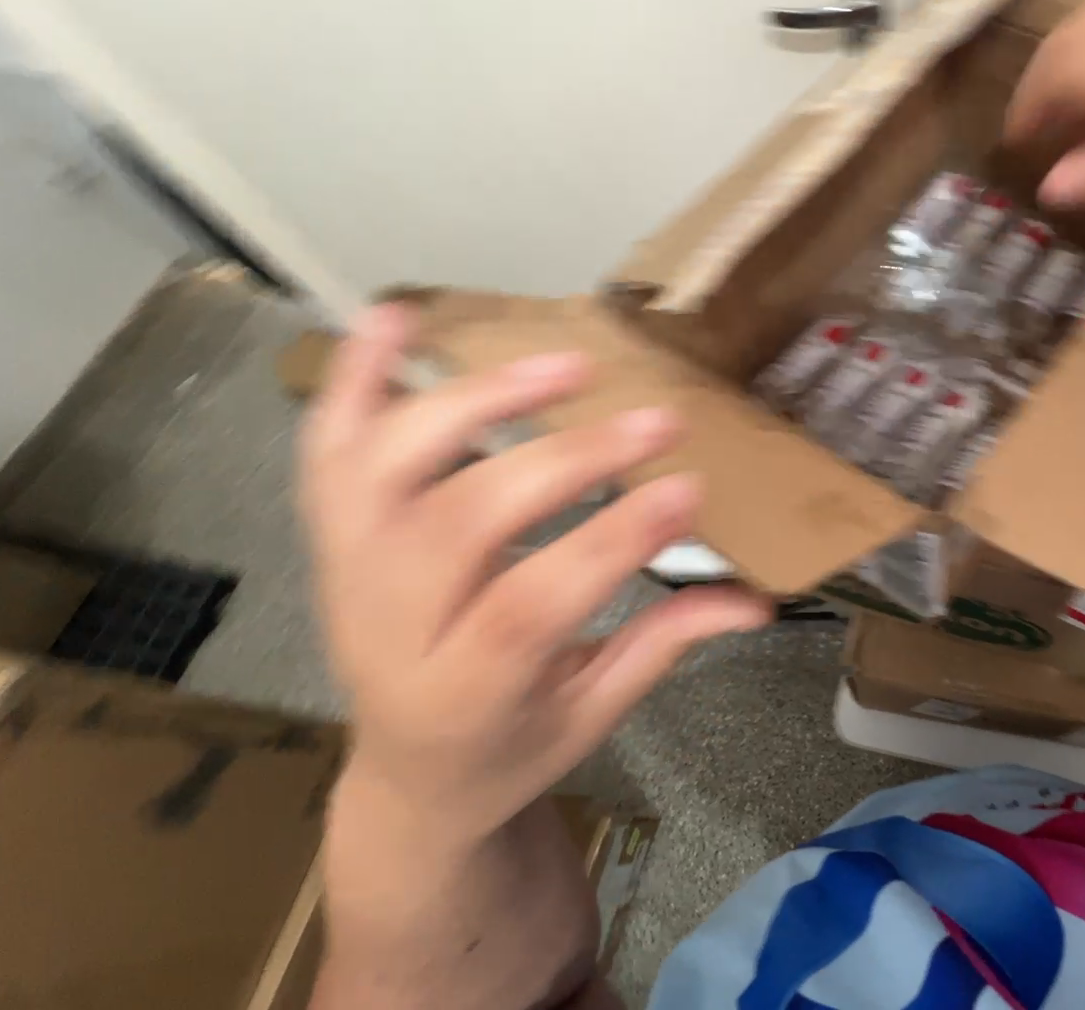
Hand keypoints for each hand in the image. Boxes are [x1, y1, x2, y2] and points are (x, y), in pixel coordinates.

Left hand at [300, 305, 769, 841]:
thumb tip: (757, 603)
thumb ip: (665, 645)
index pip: (530, 609)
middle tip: (658, 423)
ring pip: (389, 468)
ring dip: (480, 403)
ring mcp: (344, 571)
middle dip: (568, 461)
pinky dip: (355, 373)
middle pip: (461, 524)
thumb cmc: (512, 745)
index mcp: (462, 695)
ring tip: (569, 364)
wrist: (408, 770)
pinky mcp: (333, 533)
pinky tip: (402, 314)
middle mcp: (385, 627)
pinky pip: (327, 445)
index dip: (612, 543)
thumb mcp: (595, 713)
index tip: (690, 490)